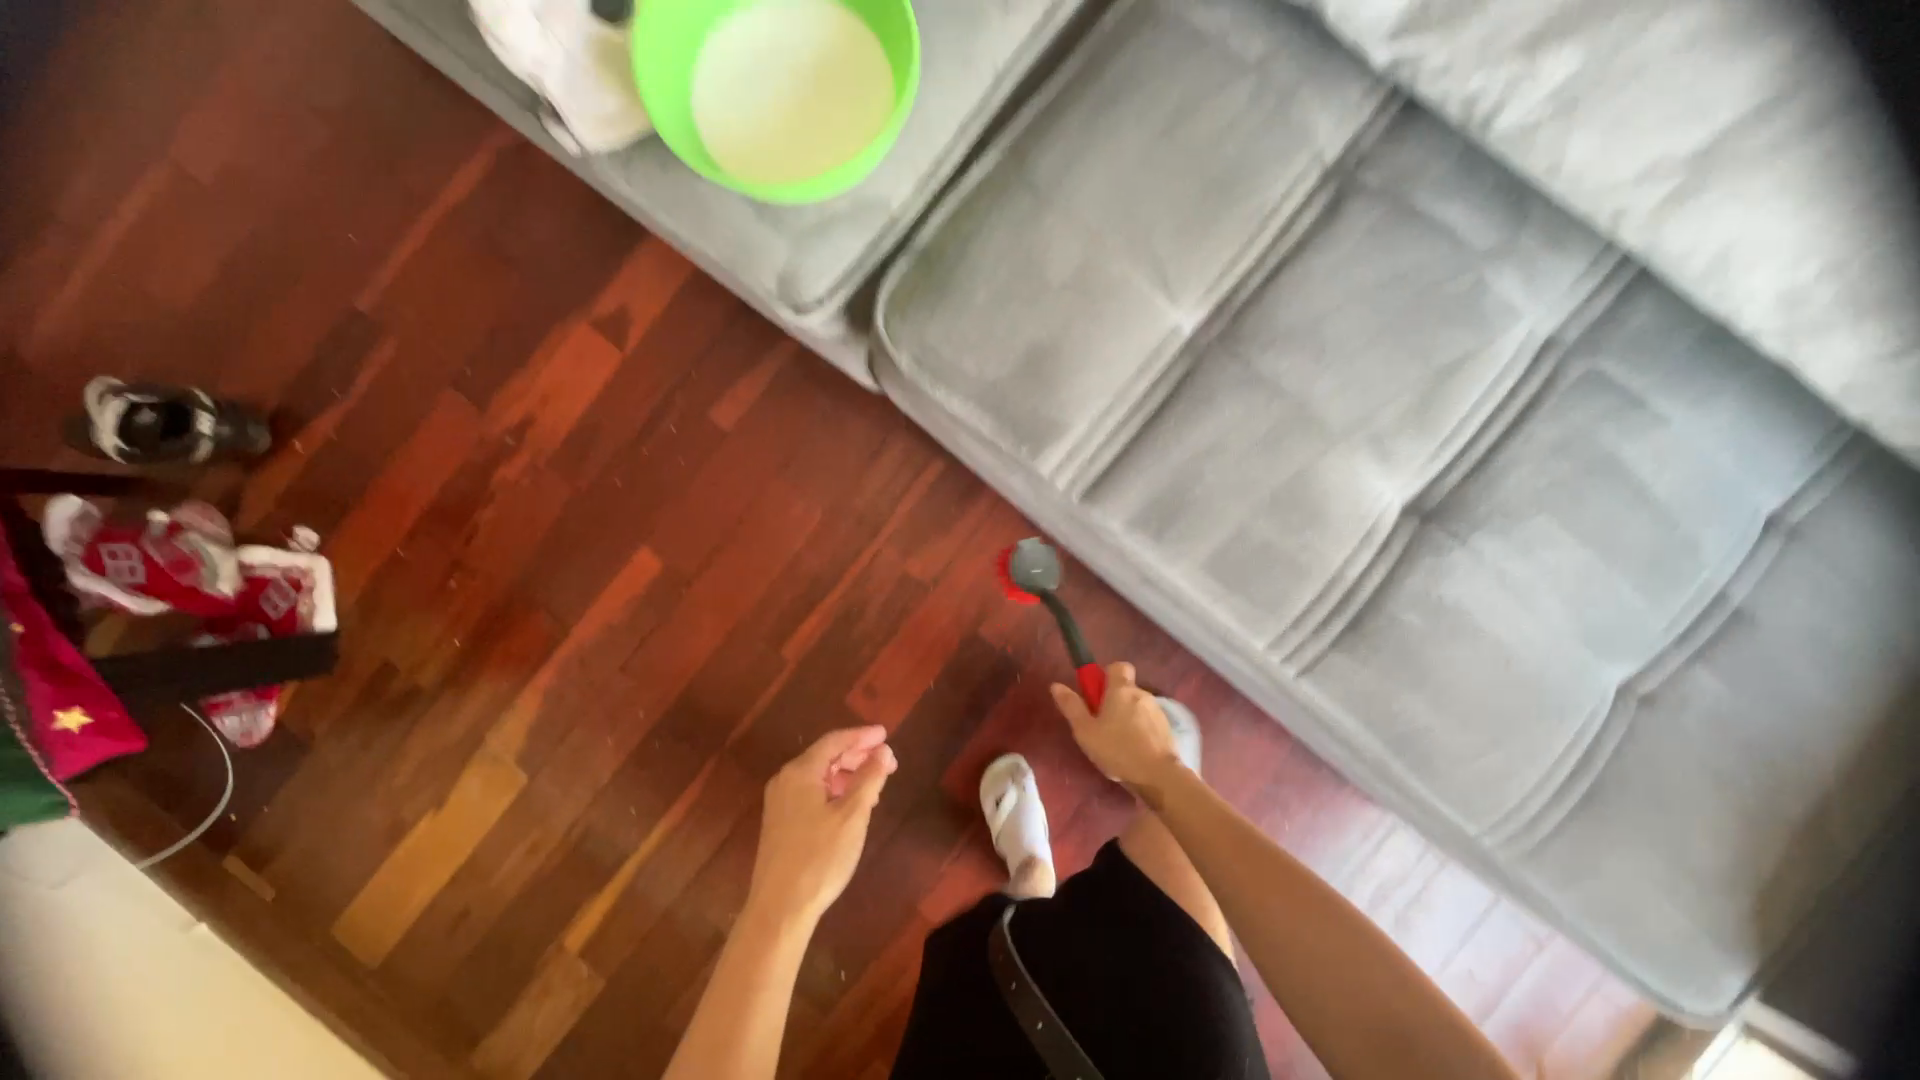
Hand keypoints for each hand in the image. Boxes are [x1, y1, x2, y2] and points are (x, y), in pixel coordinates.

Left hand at [746, 726, 897, 926]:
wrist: (780, 907)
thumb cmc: (820, 857)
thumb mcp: (852, 816)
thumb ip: (869, 778)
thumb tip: (882, 750)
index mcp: (800, 772)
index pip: (834, 741)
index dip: (862, 736)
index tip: (886, 734)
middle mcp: (785, 781)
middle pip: (825, 756)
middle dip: (857, 756)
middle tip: (888, 762)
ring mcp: (779, 803)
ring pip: (818, 777)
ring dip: (847, 775)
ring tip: (874, 784)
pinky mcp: (780, 824)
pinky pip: (811, 794)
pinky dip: (834, 792)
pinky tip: (851, 807)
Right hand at [1051, 662, 1180, 787]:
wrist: (1158, 775)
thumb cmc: (1117, 749)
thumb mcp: (1085, 731)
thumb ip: (1072, 707)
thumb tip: (1056, 685)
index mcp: (1121, 690)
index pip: (1118, 666)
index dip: (1106, 675)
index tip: (1097, 694)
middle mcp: (1142, 694)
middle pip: (1125, 689)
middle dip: (1114, 701)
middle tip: (1100, 725)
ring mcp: (1157, 711)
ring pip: (1137, 706)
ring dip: (1127, 717)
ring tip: (1117, 742)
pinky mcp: (1167, 728)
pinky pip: (1148, 722)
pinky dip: (1140, 730)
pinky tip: (1133, 750)